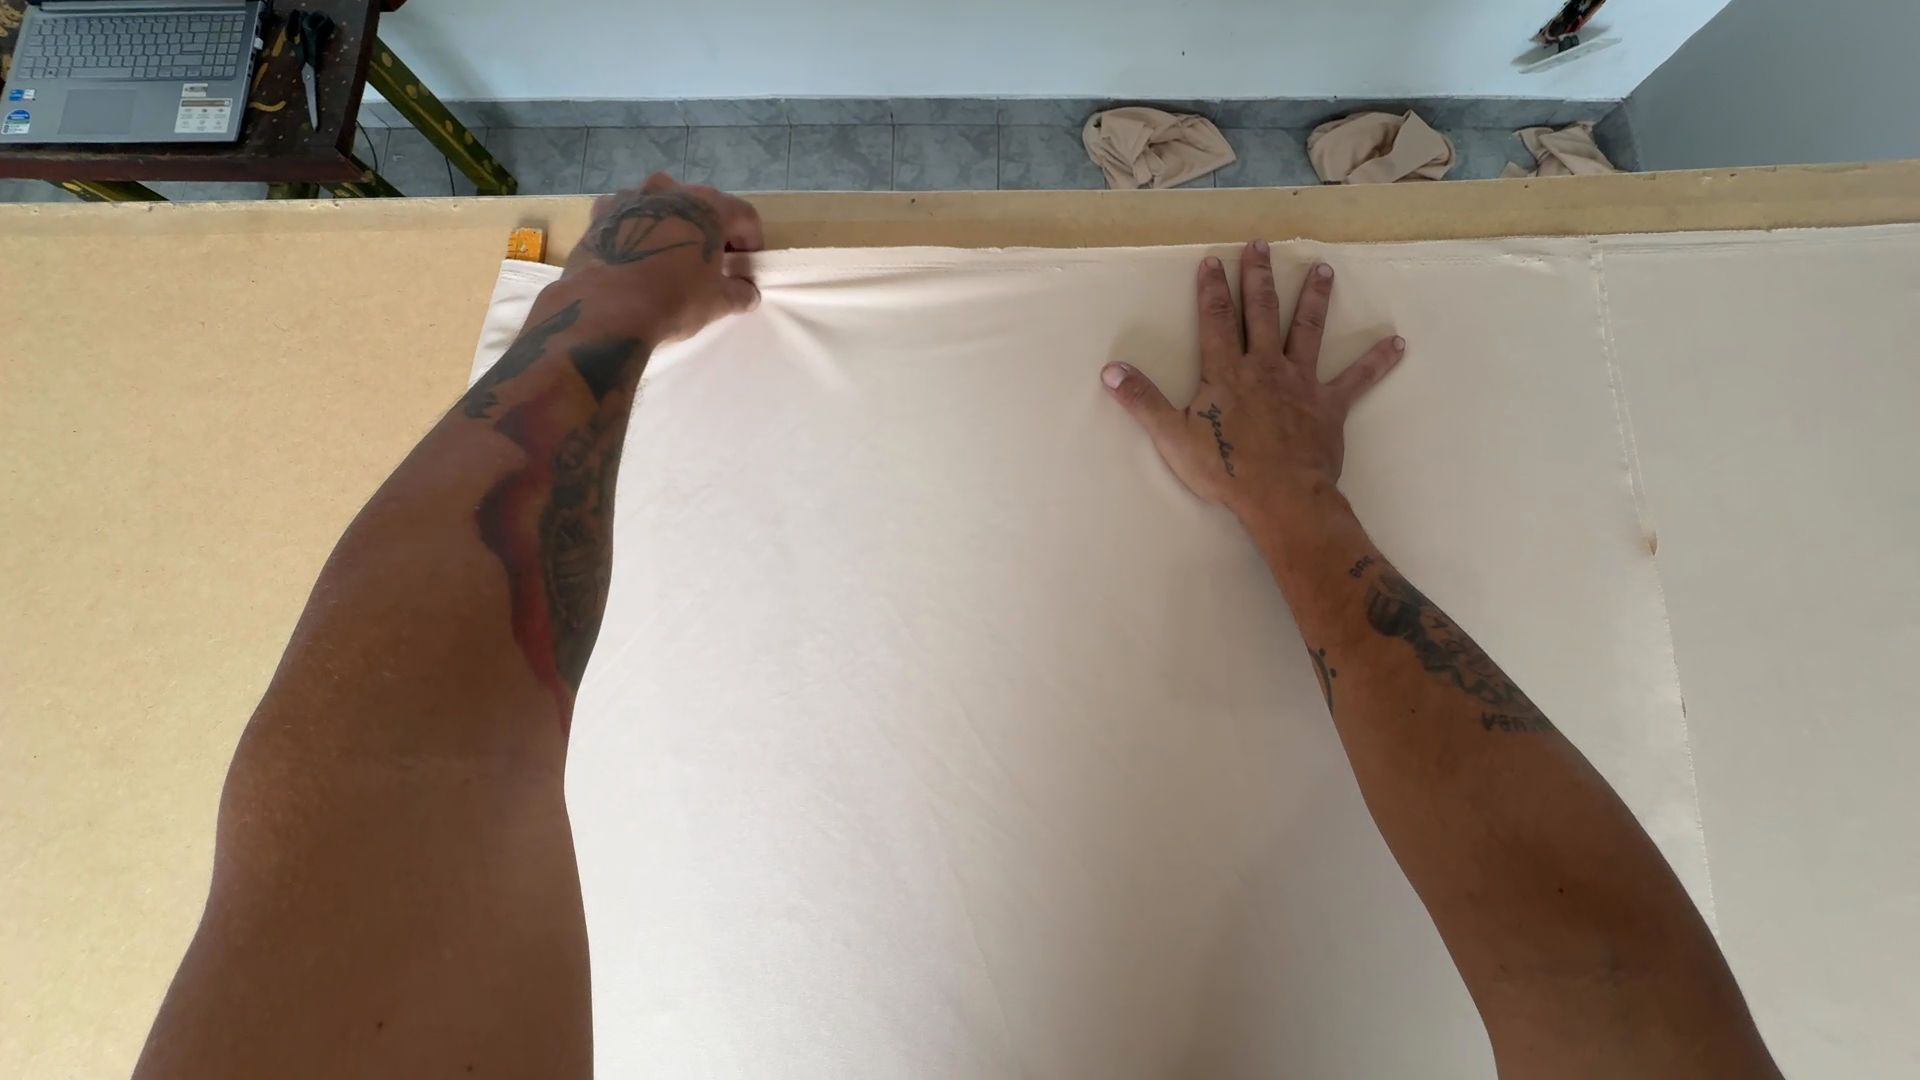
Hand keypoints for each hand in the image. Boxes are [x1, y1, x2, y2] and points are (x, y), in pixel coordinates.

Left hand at [559, 172, 764, 342]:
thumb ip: (740, 292)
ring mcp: (631, 197)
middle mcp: (670, 190)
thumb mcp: (719, 302)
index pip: (744, 215)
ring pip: (664, 207)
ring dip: (675, 227)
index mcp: (707, 206)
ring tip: (673, 260)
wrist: (609, 307)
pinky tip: (639, 258)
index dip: (752, 240)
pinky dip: (641, 231)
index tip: (748, 264)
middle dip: (712, 232)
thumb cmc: (676, 299)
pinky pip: (630, 216)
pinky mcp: (601, 213)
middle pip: (702, 206)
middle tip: (713, 263)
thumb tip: (748, 292)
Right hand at [1101, 240, 1403, 518]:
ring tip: (1324, 270)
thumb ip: (1142, 400)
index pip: (1215, 321)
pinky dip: (1377, 362)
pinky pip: (1358, 380)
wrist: (1279, 494)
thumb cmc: (1224, 467)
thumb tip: (1110, 370)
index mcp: (1226, 372)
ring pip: (1309, 332)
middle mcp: (1265, 366)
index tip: (1212, 261)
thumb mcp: (1171, 436)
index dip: (1211, 290)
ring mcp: (1301, 383)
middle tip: (1261, 245)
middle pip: (1261, 313)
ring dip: (1316, 299)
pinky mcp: (1329, 406)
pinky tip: (1397, 343)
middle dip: (1259, 278)